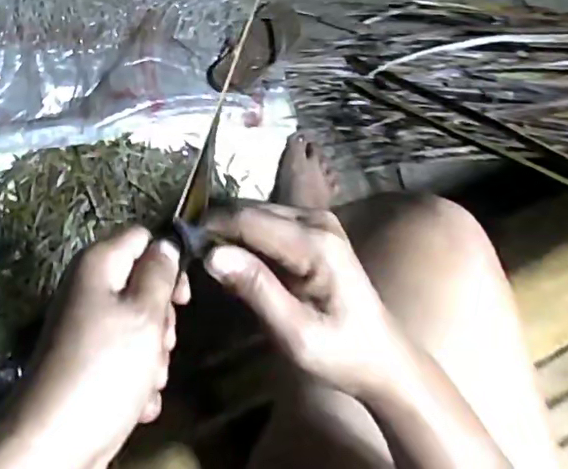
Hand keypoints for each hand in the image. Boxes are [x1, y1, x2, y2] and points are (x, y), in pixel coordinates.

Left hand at [11, 227, 190, 466]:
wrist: (55, 440)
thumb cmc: (104, 368)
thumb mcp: (144, 315)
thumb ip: (159, 275)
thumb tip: (166, 244)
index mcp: (99, 262)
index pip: (143, 237)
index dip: (169, 260)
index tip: (182, 297)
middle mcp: (89, 286)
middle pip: (142, 284)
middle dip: (161, 318)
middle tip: (162, 345)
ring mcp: (85, 325)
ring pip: (137, 325)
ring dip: (152, 355)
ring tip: (148, 381)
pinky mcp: (86, 361)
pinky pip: (122, 357)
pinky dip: (135, 379)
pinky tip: (138, 404)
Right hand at [202, 203, 412, 400]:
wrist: (384, 359)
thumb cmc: (342, 355)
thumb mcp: (297, 335)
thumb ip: (256, 290)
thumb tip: (211, 254)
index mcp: (315, 243)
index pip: (248, 219)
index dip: (212, 229)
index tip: (183, 247)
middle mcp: (315, 218)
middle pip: (249, 210)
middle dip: (218, 229)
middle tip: (192, 259)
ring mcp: (316, 218)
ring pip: (255, 211)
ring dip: (230, 230)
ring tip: (209, 260)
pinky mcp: (313, 225)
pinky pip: (267, 219)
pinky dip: (246, 234)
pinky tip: (237, 260)